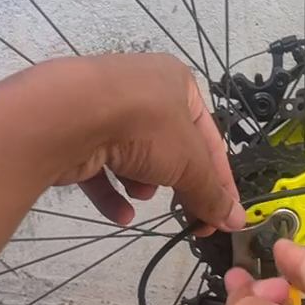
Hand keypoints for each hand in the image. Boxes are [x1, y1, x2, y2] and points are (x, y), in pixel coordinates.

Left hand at [33, 54, 245, 233]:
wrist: (69, 115)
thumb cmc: (143, 124)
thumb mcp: (189, 162)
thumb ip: (211, 193)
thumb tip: (235, 220)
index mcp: (178, 84)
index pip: (209, 138)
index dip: (220, 180)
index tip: (225, 216)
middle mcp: (142, 92)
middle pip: (172, 149)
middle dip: (179, 183)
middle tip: (191, 219)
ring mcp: (106, 111)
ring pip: (135, 157)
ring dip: (143, 183)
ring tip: (143, 194)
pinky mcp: (77, 133)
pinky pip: (101, 169)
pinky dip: (113, 193)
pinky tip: (122, 214)